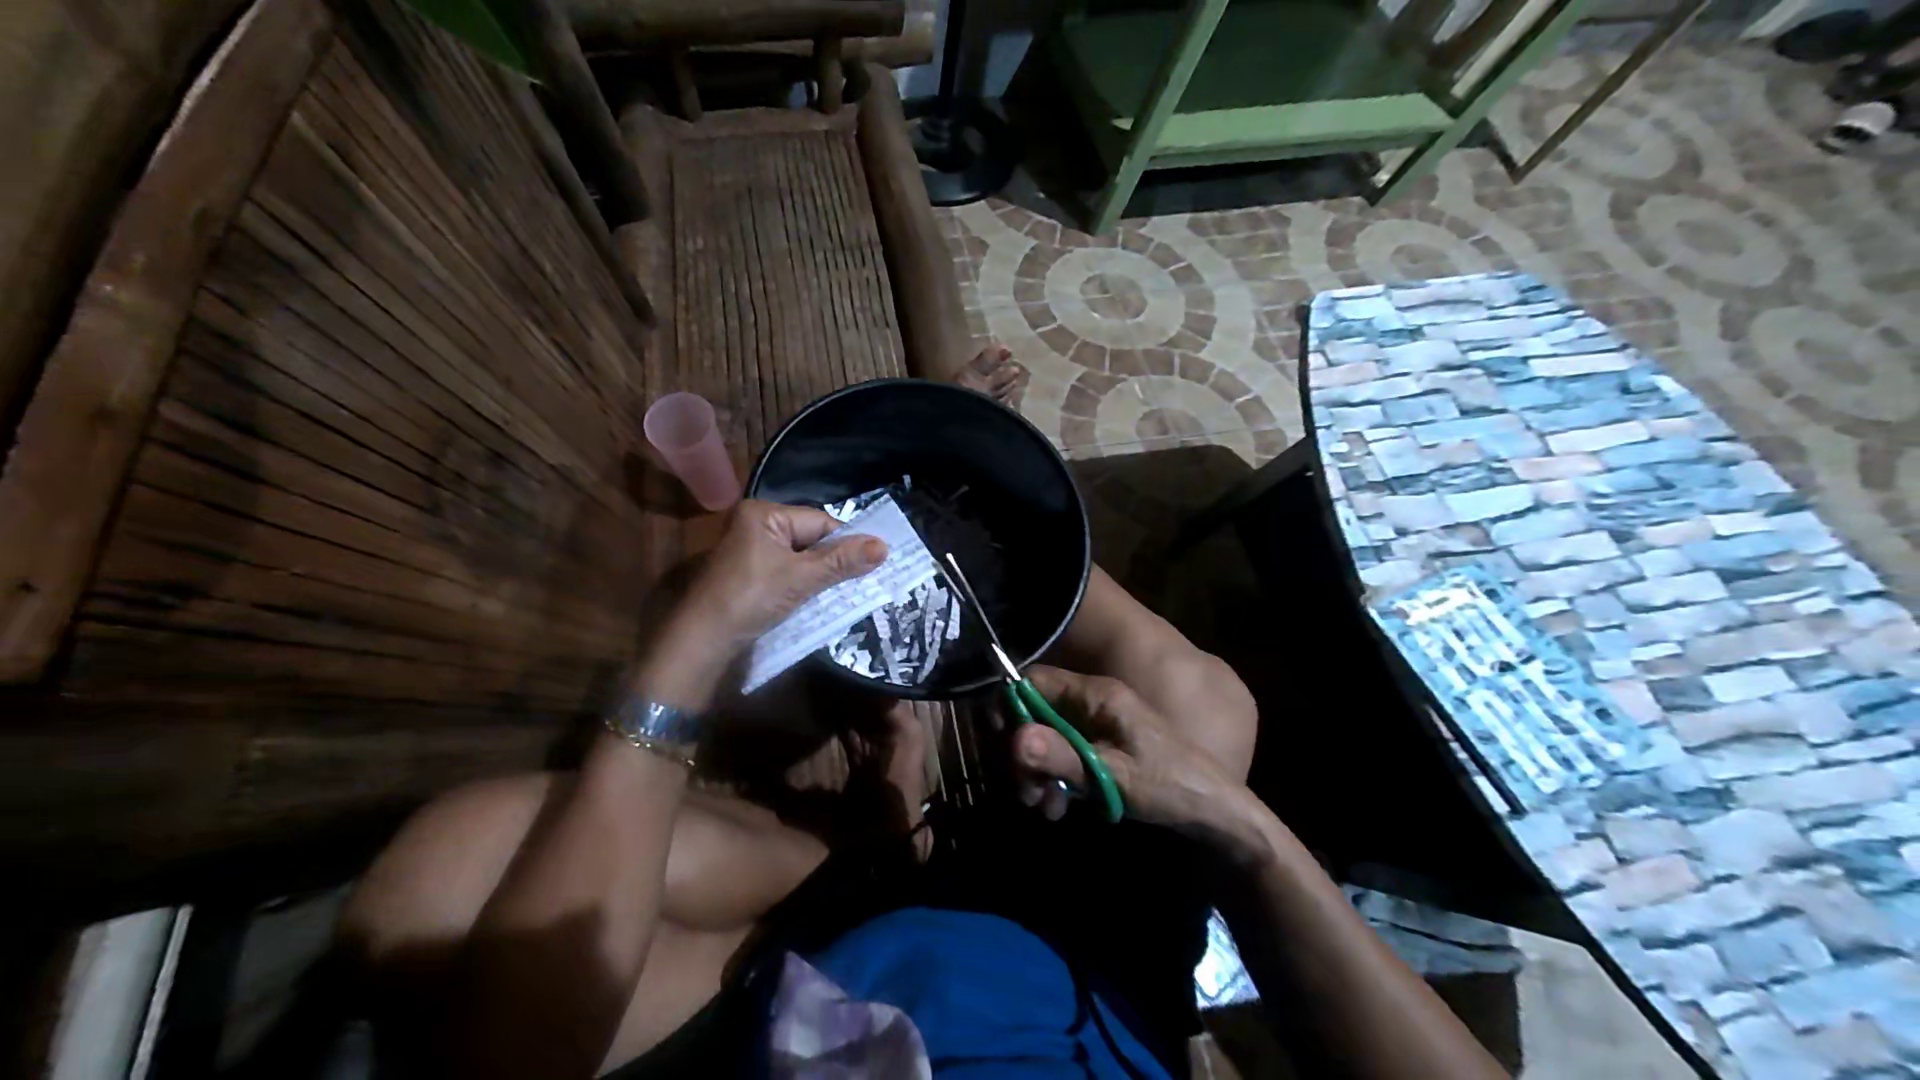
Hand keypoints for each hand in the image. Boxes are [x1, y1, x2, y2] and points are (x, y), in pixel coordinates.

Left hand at [680, 500, 887, 644]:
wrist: (704, 642)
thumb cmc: (751, 598)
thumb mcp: (801, 577)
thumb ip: (842, 561)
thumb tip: (885, 546)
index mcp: (763, 514)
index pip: (820, 522)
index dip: (846, 542)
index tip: (875, 562)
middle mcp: (757, 526)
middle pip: (812, 539)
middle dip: (836, 561)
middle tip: (867, 579)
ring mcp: (753, 553)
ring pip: (803, 559)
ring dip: (824, 576)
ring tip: (851, 591)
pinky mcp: (753, 577)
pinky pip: (790, 574)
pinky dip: (808, 585)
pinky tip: (824, 599)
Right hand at [1011, 666, 1268, 857]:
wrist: (1217, 812)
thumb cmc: (1168, 786)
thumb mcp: (1112, 775)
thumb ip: (1063, 757)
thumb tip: (1015, 740)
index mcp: (1098, 695)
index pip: (1035, 680)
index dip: (1011, 705)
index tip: (1003, 743)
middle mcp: (1095, 701)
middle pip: (1037, 713)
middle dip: (1025, 752)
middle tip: (1027, 793)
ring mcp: (1100, 724)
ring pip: (1048, 736)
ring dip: (1039, 770)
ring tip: (1044, 806)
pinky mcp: (1105, 746)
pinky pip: (1066, 752)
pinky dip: (1057, 776)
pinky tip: (1059, 806)